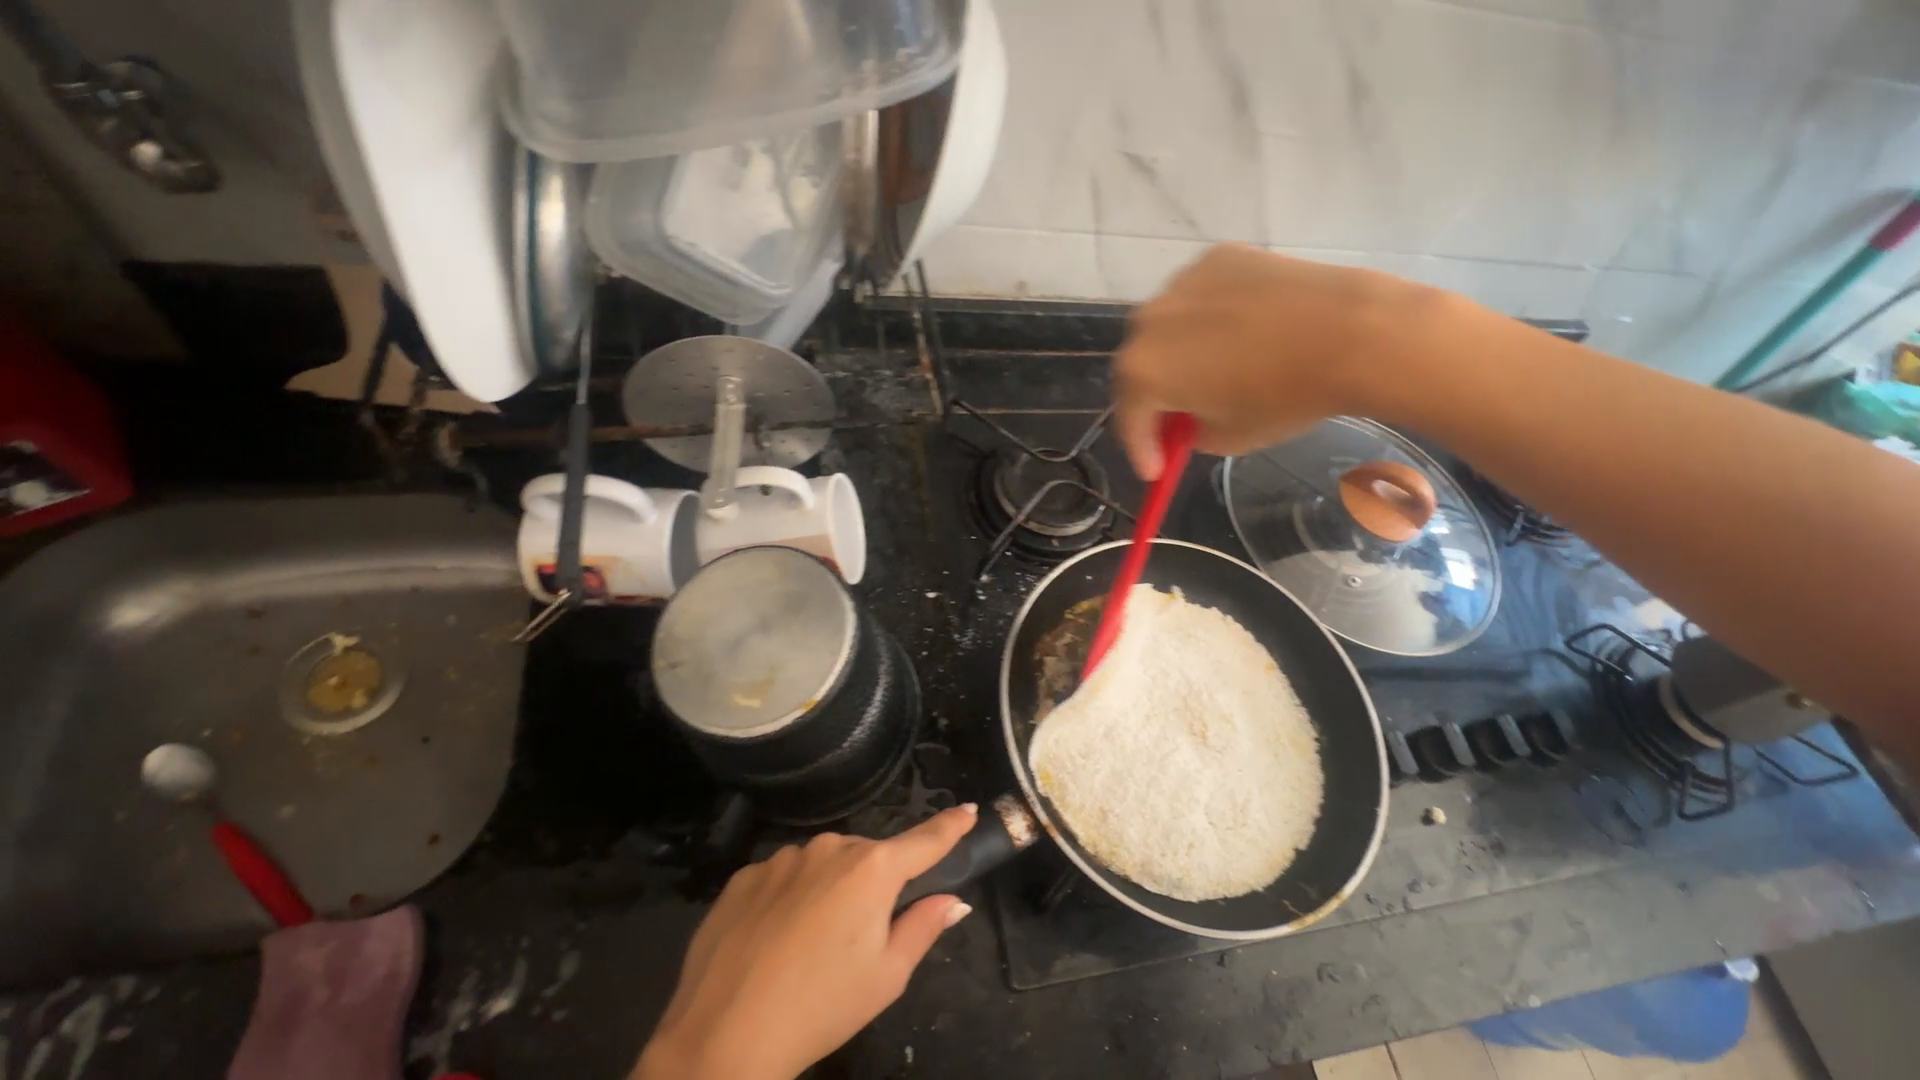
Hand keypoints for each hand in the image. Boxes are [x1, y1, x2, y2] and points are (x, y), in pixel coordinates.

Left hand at [631, 804, 978, 1079]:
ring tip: (812, 945)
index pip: (924, 840)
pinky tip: (776, 940)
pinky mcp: (744, 876)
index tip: (969, 809)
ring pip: (822, 865)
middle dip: (875, 883)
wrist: (724, 1034)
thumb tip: (953, 900)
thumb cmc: (822, 1006)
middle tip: (864, 935)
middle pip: (868, 857)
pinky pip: (783, 877)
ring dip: (830, 889)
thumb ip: (924, 927)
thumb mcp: (888, 976)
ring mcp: (782, 858)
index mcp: (872, 869)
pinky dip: (790, 898)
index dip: (950, 826)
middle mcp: (828, 848)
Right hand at [1112, 243, 1435, 478]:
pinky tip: (1239, 332)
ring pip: (1166, 328)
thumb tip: (1190, 418)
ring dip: (1178, 353)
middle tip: (1178, 420)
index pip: (1129, 419)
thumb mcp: (1229, 438)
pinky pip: (1199, 298)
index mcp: (1142, 371)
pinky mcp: (1218, 258)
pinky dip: (1207, 319)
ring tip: (1211, 371)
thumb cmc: (1284, 396)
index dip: (1141, 449)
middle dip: (1155, 398)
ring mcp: (1181, 283)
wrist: (1351, 332)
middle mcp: (1147, 321)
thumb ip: (1191, 432)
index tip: (1156, 469)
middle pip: (1140, 367)